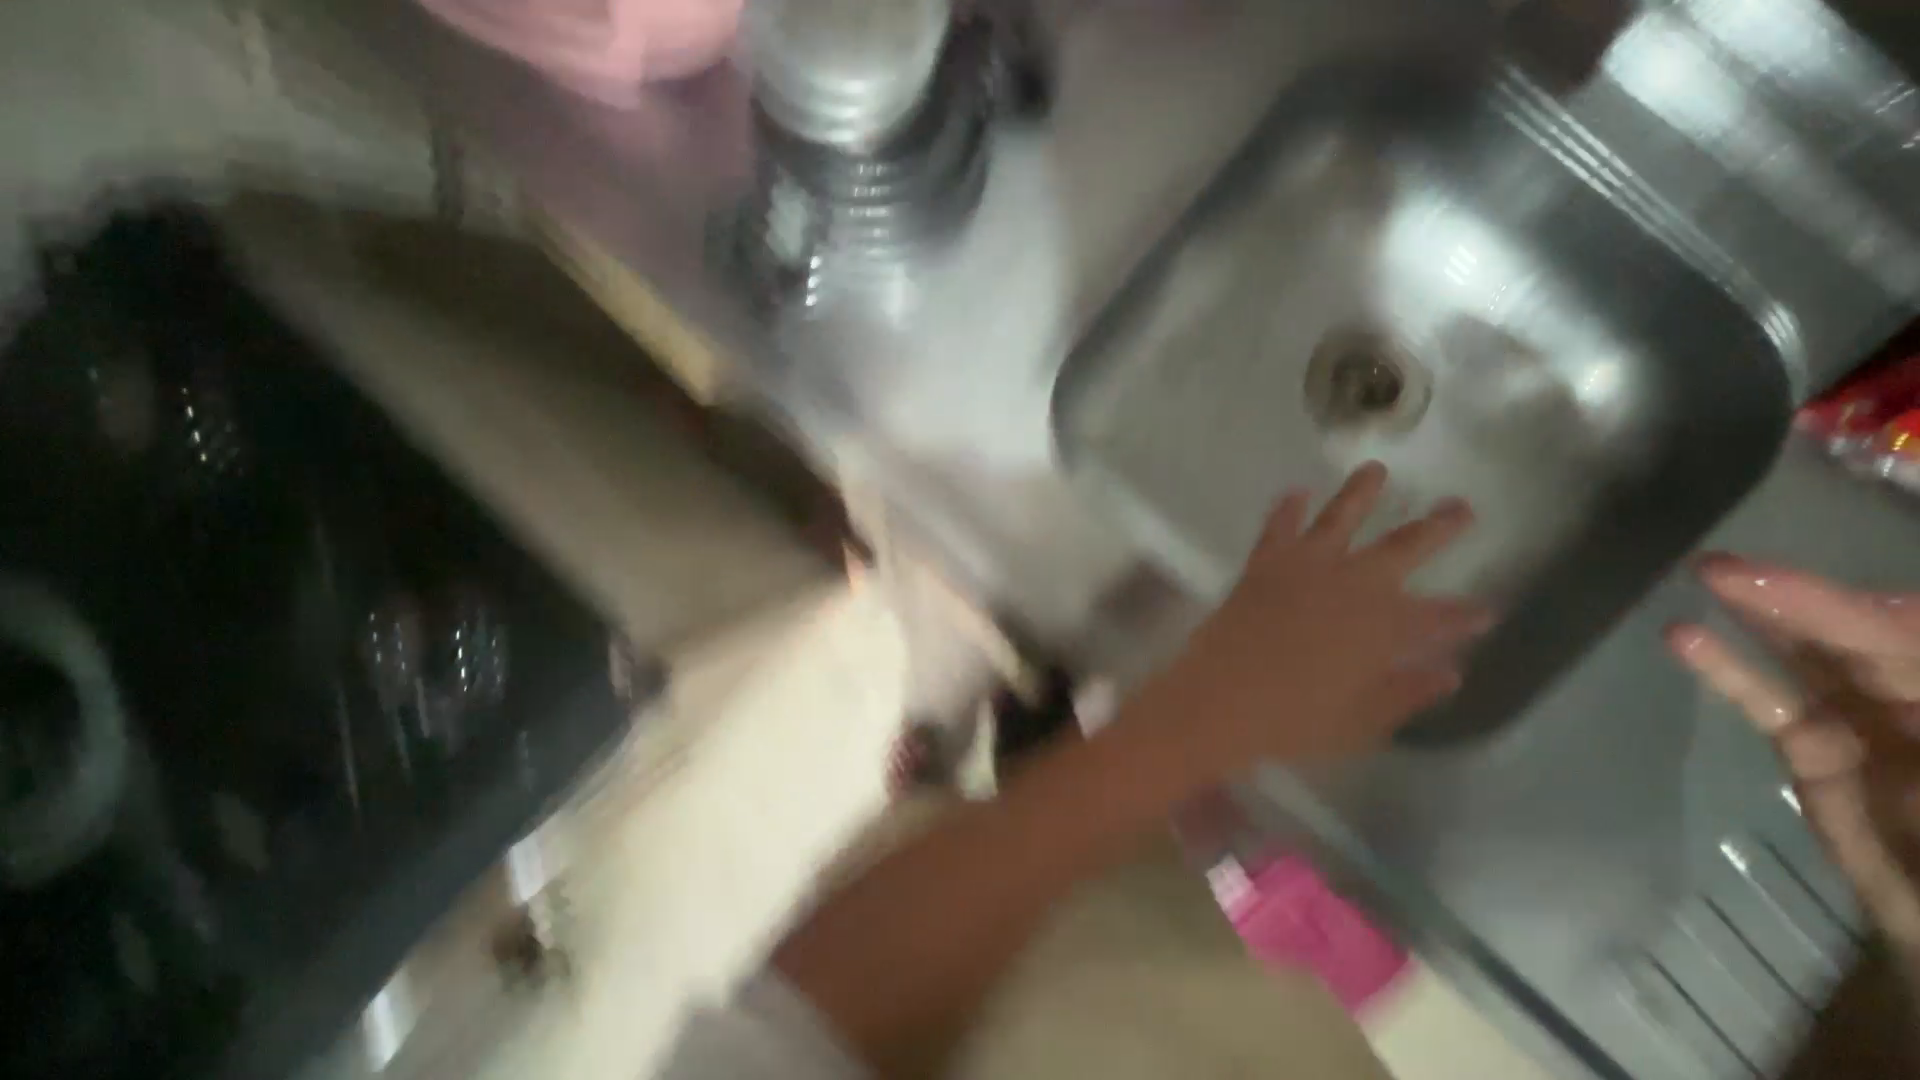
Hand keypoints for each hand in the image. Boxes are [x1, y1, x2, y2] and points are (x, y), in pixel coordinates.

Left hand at [1133, 461, 1490, 767]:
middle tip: (1461, 507)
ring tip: (1375, 468)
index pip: (1439, 618)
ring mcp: (1306, 570)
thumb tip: (1450, 674)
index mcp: (1384, 629)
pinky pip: (1278, 529)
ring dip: (1360, 493)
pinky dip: (1286, 509)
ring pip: (1340, 519)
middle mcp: (1352, 587)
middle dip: (1437, 528)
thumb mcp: (1362, 722)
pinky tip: (1295, 491)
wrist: (1220, 701)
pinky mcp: (1264, 566)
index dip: (1464, 615)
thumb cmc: (1293, 722)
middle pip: (1404, 549)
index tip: (1488, 609)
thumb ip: (1407, 693)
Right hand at [1667, 555, 1919, 959]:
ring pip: (1811, 657)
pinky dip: (1728, 671)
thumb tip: (1889, 618)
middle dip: (1797, 599)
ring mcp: (1869, 721)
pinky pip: (1770, 702)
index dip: (1840, 604)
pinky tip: (1683, 640)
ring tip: (1703, 579)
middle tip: (1721, 568)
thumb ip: (1909, 685)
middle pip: (1857, 634)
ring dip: (1758, 618)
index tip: (1768, 581)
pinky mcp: (1815, 751)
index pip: (1906, 632)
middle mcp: (1916, 692)